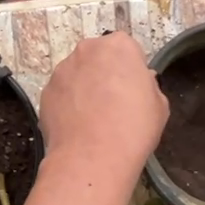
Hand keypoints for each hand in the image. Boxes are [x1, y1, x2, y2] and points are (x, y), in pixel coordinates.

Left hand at [39, 33, 168, 176]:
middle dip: (105, 73)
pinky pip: (62, 93)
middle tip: (114, 101)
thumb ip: (148, 86)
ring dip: (84, 87)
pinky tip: (77, 126)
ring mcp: (62, 70)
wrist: (92, 158)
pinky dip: (68, 104)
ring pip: (77, 73)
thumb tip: (138, 83)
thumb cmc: (134, 128)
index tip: (133, 89)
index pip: (127, 48)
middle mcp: (87, 50)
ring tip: (93, 118)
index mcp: (118, 46)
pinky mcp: (45, 91)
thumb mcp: (159, 105)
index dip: (131, 69)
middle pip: (99, 56)